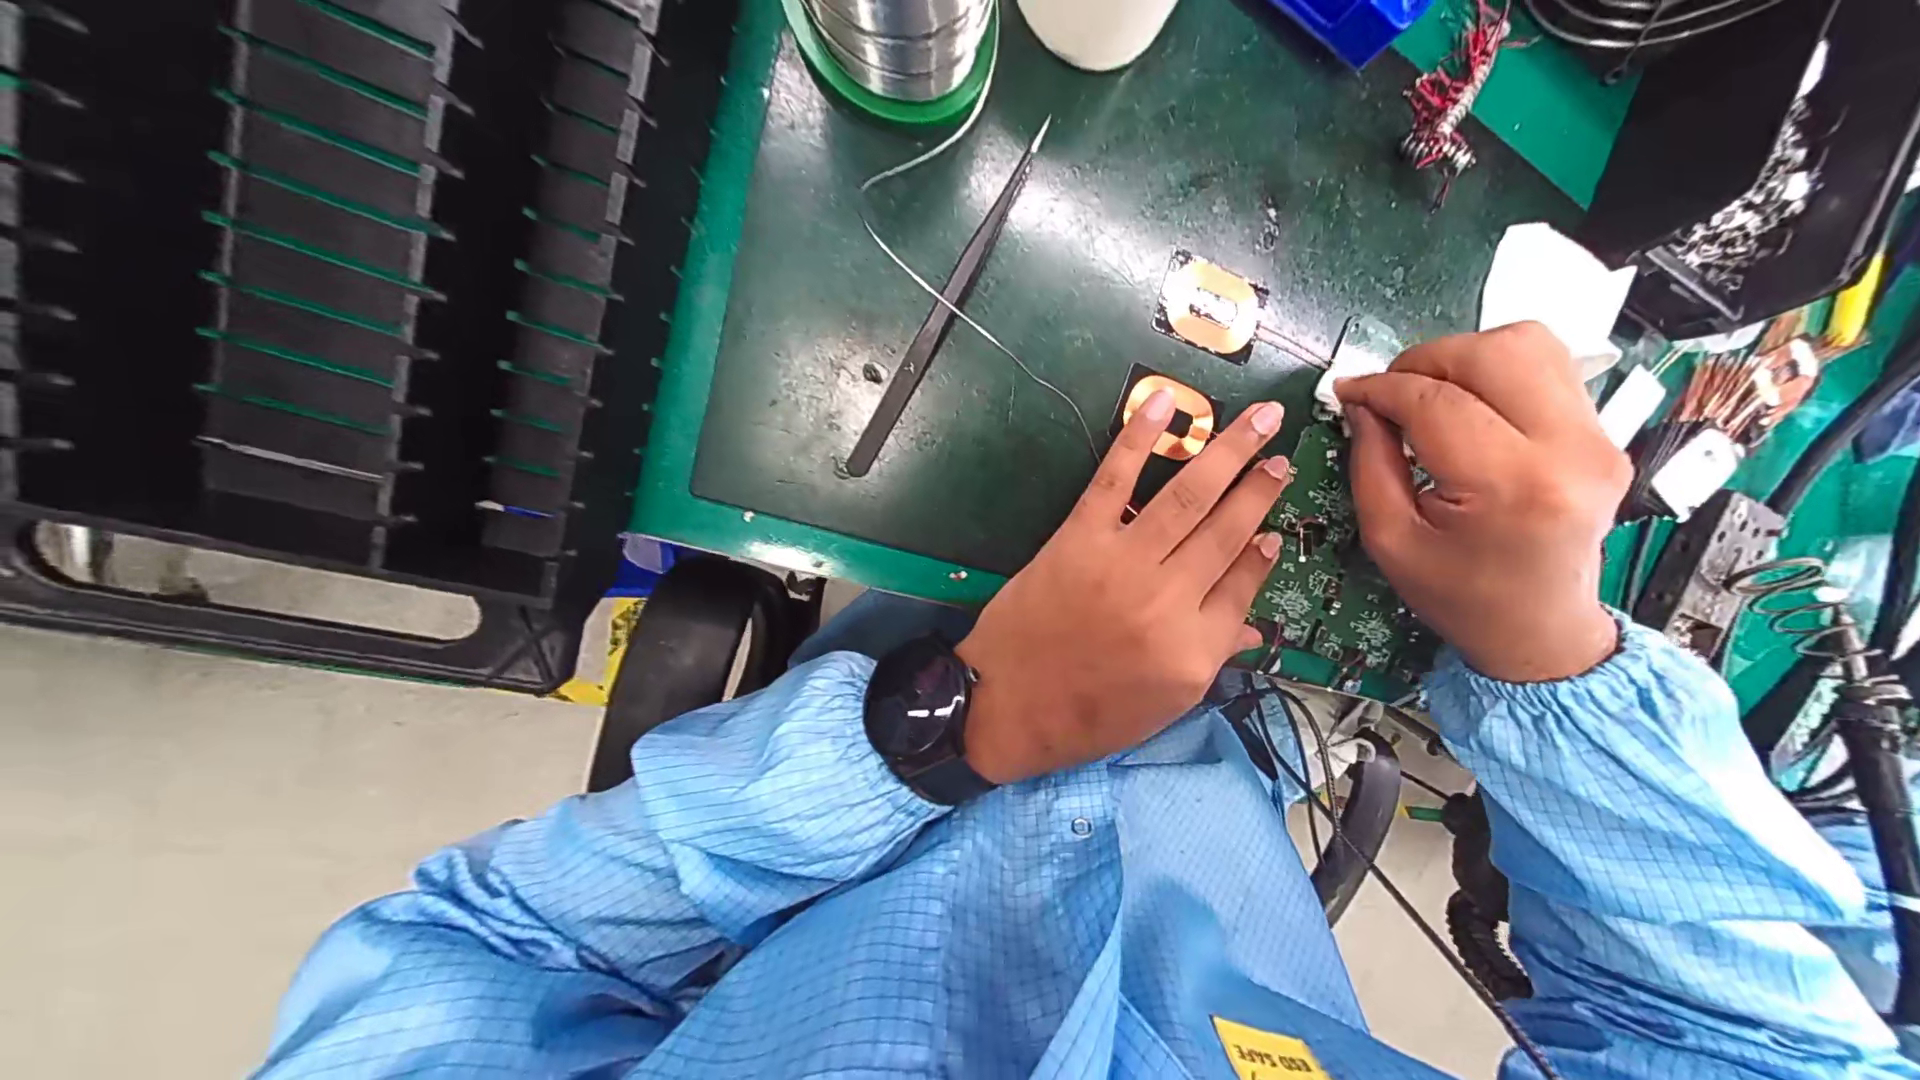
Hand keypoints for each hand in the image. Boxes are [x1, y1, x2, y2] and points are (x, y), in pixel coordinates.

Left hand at [956, 391, 1293, 784]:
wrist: (1008, 706)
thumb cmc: (1086, 715)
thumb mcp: (1163, 705)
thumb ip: (1211, 657)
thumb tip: (1252, 623)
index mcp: (1195, 647)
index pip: (1243, 584)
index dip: (1262, 551)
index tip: (1275, 529)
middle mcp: (1168, 599)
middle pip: (1226, 532)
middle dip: (1260, 489)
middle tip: (1283, 454)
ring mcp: (1122, 563)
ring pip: (1187, 498)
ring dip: (1227, 452)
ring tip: (1260, 420)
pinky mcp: (1077, 539)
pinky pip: (1114, 481)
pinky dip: (1139, 439)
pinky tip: (1164, 404)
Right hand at [1334, 321, 1628, 682]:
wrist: (1538, 627)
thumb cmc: (1456, 594)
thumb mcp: (1388, 537)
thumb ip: (1370, 462)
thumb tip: (1363, 404)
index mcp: (1511, 487)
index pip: (1438, 402)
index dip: (1381, 388)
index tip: (1347, 392)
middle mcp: (1570, 451)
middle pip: (1496, 352)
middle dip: (1425, 361)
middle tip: (1389, 393)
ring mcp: (1598, 438)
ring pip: (1530, 345)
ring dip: (1463, 358)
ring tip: (1426, 395)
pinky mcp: (1603, 434)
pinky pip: (1546, 369)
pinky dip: (1493, 373)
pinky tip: (1463, 407)